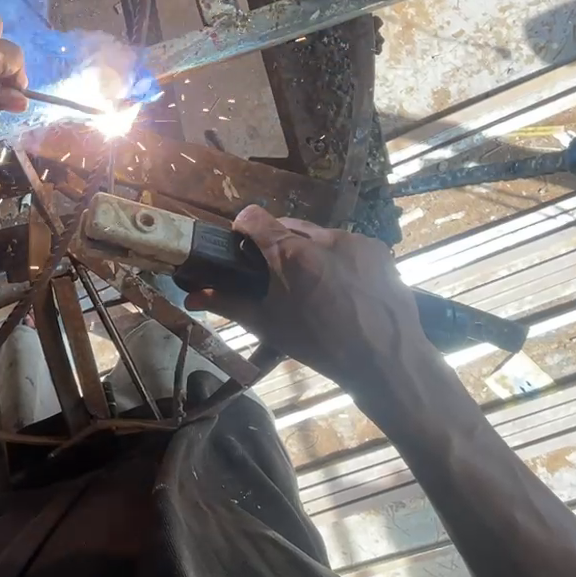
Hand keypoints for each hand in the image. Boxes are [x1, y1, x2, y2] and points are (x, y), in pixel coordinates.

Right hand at [184, 205, 435, 396]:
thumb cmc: (318, 344)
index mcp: (290, 253)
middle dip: (277, 242)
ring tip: (311, 284)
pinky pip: (347, 245)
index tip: (241, 244)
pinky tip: (341, 287)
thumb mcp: (268, 324)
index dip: (242, 227)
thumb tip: (190, 297)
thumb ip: (227, 303)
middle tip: (275, 274)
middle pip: (288, 225)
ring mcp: (355, 241)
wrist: (384, 360)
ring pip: (319, 234)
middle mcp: (323, 237)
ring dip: (308, 249)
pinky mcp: (378, 250)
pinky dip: (337, 258)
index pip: (254, 216)